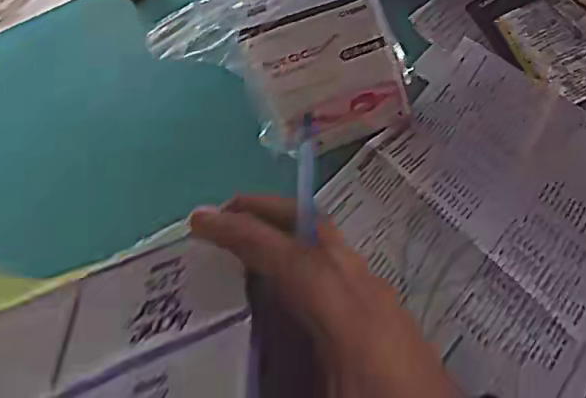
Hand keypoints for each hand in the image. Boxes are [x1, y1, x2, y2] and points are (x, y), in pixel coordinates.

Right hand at [191, 195, 460, 397]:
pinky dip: (306, 261)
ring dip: (288, 235)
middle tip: (224, 211)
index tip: (200, 218)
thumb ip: (272, 374)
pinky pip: (339, 268)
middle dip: (271, 212)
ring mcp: (379, 295)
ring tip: (244, 245)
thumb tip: (223, 367)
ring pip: (330, 246)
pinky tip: (283, 288)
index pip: (289, 257)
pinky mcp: (384, 309)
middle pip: (317, 230)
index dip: (243, 233)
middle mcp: (366, 289)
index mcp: (347, 313)